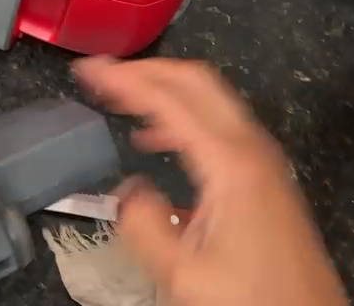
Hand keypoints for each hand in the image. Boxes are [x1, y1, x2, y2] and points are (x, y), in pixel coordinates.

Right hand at [74, 57, 347, 305]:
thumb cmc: (252, 301)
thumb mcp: (184, 277)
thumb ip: (144, 227)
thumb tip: (125, 192)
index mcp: (229, 163)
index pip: (167, 98)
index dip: (122, 78)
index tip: (88, 70)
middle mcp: (250, 146)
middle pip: (193, 79)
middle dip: (144, 70)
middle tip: (103, 76)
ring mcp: (262, 156)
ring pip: (208, 95)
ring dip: (162, 88)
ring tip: (120, 100)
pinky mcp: (265, 172)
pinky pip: (219, 120)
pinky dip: (181, 112)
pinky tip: (154, 138)